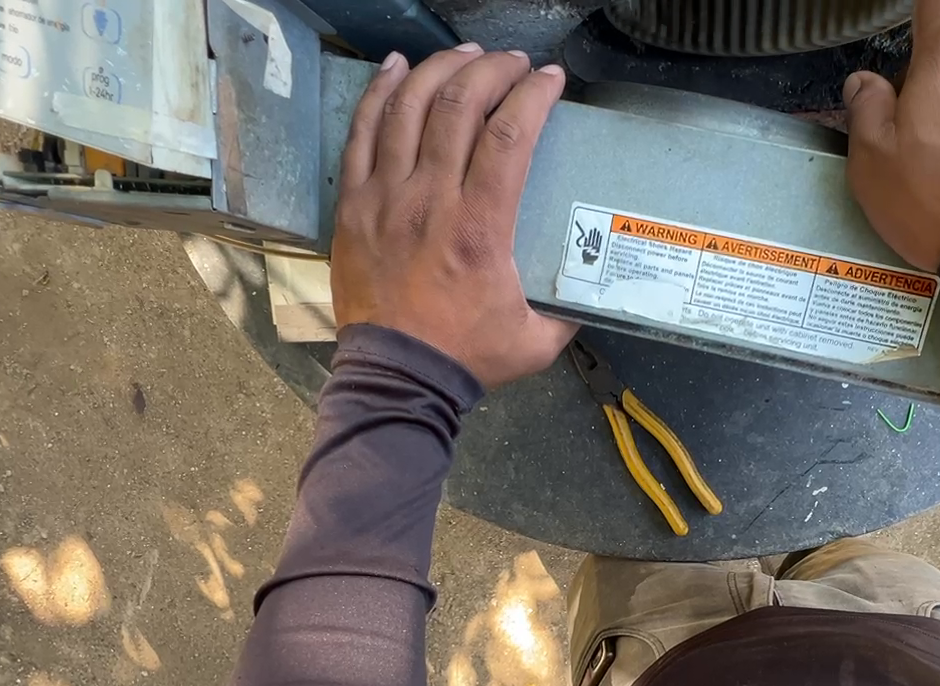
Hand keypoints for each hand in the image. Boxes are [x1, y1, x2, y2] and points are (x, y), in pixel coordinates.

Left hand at [332, 46, 575, 386]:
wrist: (399, 375)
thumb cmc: (467, 357)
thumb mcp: (535, 343)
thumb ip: (565, 316)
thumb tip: (585, 296)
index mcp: (481, 229)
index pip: (509, 137)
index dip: (533, 96)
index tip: (550, 79)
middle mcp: (432, 199)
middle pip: (459, 107)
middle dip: (492, 70)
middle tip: (512, 63)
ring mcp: (386, 197)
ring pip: (409, 107)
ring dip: (441, 70)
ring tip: (466, 56)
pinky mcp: (354, 204)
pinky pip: (361, 132)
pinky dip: (380, 92)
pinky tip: (398, 67)